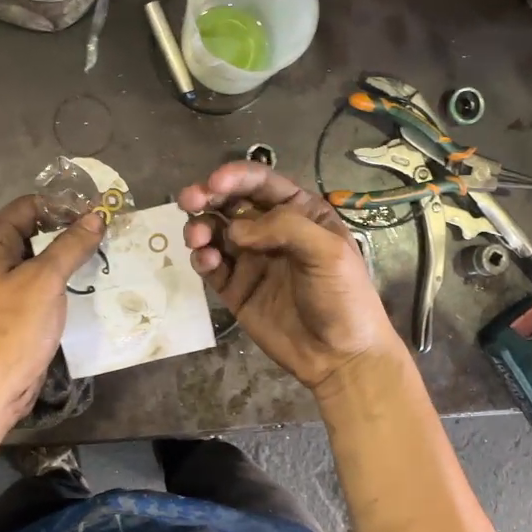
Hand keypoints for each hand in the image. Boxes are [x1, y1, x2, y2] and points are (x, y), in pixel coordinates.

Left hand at [0, 196, 103, 423]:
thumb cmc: (12, 329)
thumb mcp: (45, 281)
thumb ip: (70, 246)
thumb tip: (96, 217)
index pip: (31, 205)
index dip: (65, 205)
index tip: (102, 212)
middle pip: (36, 231)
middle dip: (72, 231)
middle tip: (112, 234)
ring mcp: (1, 286)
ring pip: (41, 261)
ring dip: (70, 259)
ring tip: (108, 257)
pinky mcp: (13, 311)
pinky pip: (41, 286)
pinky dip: (63, 283)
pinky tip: (90, 287)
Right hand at [180, 162, 403, 391]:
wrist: (339, 355)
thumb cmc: (343, 297)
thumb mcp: (327, 251)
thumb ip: (284, 227)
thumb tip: (236, 228)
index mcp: (300, 213)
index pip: (261, 183)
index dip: (235, 177)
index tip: (213, 183)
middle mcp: (272, 231)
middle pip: (232, 203)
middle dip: (207, 197)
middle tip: (189, 199)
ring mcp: (252, 261)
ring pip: (216, 232)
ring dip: (200, 227)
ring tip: (197, 238)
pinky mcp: (236, 290)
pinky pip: (212, 266)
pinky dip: (203, 258)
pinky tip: (206, 261)